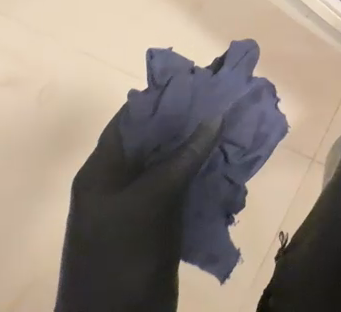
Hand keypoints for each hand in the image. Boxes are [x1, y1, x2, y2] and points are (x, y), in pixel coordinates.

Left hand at [56, 107, 219, 311]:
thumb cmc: (122, 259)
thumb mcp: (153, 201)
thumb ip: (184, 157)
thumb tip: (216, 115)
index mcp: (102, 171)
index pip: (132, 117)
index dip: (165, 97)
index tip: (202, 81)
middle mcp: (117, 183)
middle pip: (155, 140)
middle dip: (190, 122)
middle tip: (228, 102)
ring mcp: (136, 208)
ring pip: (173, 166)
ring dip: (202, 152)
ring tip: (238, 133)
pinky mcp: (155, 228)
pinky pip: (182, 192)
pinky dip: (204, 181)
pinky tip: (232, 174)